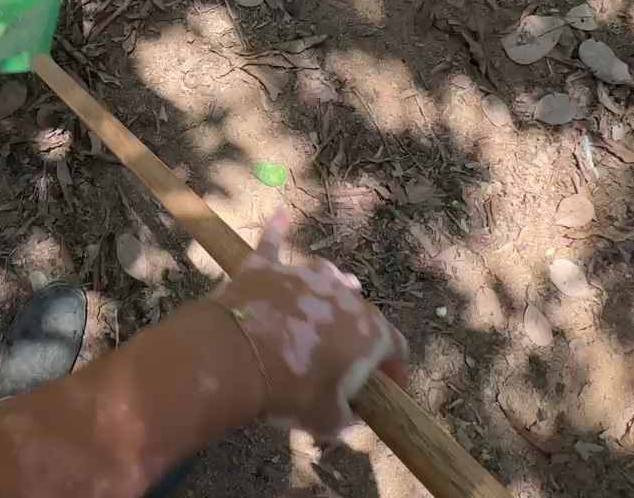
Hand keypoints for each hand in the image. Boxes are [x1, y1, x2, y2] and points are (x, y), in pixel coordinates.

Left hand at [210, 210, 407, 435]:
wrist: (238, 355)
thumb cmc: (291, 390)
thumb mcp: (329, 419)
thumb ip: (345, 410)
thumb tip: (344, 406)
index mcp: (367, 330)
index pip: (394, 346)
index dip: (395, 368)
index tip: (389, 386)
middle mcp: (339, 294)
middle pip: (358, 307)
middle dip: (358, 327)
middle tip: (349, 350)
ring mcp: (301, 274)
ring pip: (324, 274)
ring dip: (331, 284)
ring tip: (336, 287)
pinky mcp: (265, 266)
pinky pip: (272, 243)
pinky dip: (276, 230)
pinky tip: (279, 214)